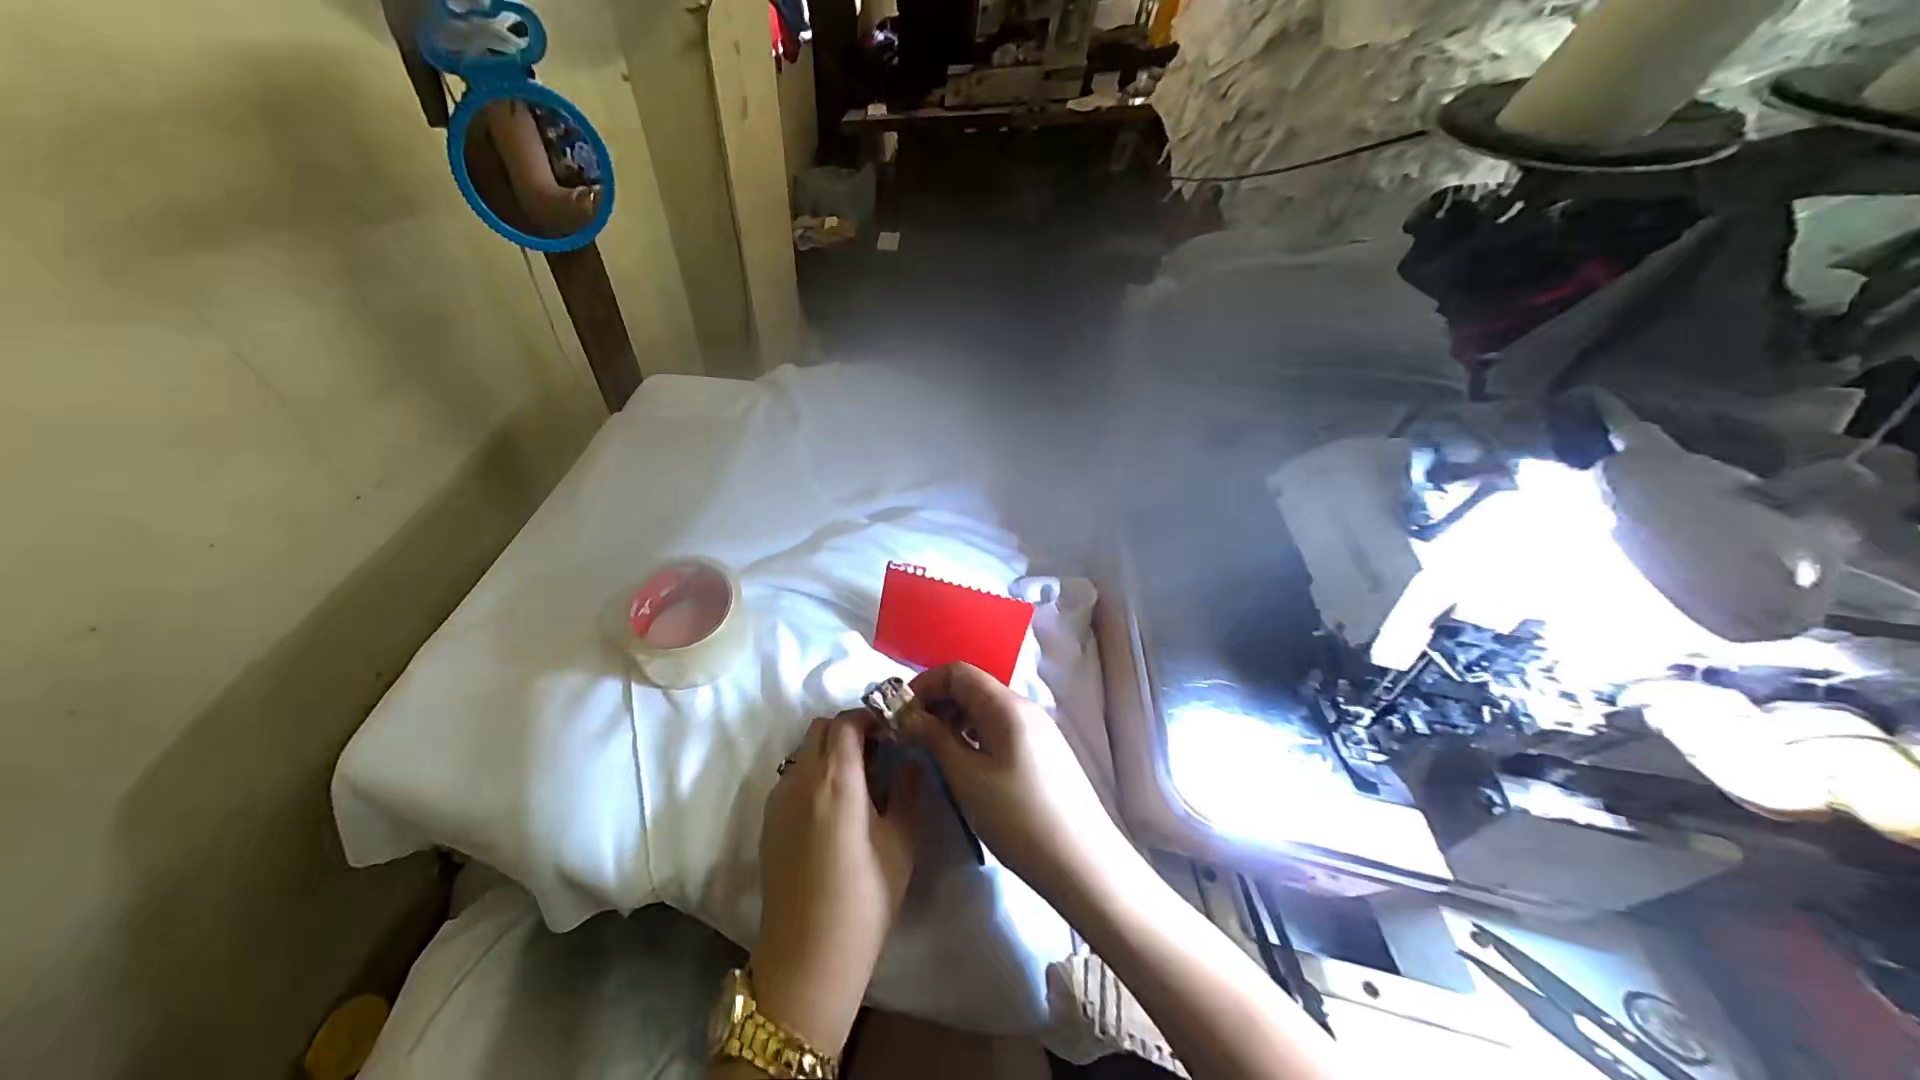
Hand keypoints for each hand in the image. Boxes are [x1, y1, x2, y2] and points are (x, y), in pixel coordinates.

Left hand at [752, 710, 918, 1054]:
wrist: (807, 956)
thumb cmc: (864, 899)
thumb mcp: (901, 844)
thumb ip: (907, 791)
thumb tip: (911, 759)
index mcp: (836, 779)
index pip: (847, 722)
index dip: (871, 717)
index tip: (894, 732)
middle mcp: (800, 778)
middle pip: (821, 729)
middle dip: (850, 730)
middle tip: (879, 752)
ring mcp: (778, 799)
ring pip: (803, 751)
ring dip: (830, 751)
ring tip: (860, 780)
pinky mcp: (768, 821)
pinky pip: (792, 776)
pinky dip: (814, 773)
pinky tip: (836, 807)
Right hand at [905, 663, 1132, 904]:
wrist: (1082, 861)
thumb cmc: (1017, 817)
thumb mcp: (966, 777)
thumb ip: (935, 738)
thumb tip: (908, 714)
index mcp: (1006, 705)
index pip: (958, 672)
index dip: (924, 685)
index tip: (899, 713)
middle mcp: (1025, 707)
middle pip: (973, 687)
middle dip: (937, 703)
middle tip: (911, 734)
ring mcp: (1039, 729)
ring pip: (987, 709)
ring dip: (955, 720)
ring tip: (933, 751)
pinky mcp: (1045, 751)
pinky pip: (1002, 728)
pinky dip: (975, 735)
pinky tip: (965, 763)